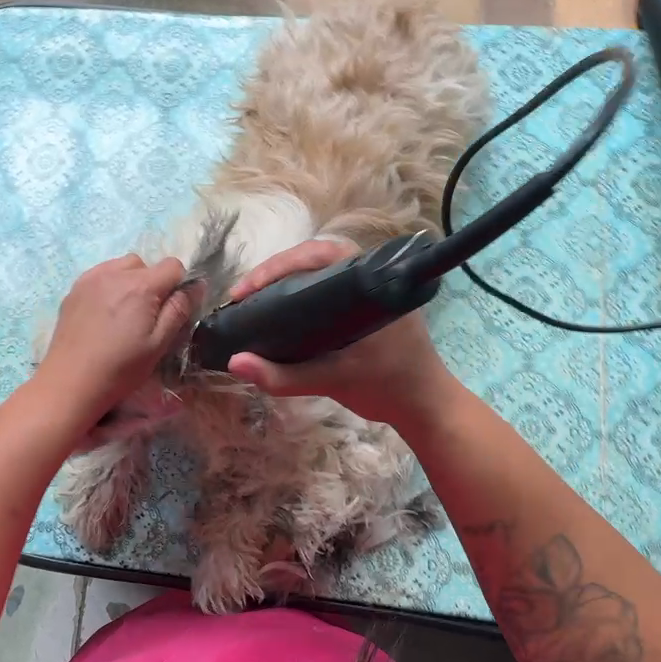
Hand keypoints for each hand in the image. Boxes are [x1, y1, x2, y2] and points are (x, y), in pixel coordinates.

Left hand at [36, 253, 199, 419]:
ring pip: (121, 266)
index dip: (178, 286)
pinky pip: (100, 275)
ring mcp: (91, 278)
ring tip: (123, 313)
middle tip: (145, 316)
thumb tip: (196, 285)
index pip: (173, 265)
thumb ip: (179, 310)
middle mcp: (115, 273)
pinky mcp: (74, 289)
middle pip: (145, 264)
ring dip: (129, 282)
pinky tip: (104, 314)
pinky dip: (109, 286)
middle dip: (152, 283)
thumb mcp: (158, 344)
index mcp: (141, 286)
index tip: (170, 310)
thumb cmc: (120, 368)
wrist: (71, 382)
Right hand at [224, 238, 455, 427]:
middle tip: (243, 295)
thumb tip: (235, 363)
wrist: (425, 408)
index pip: (319, 253)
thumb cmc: (387, 388)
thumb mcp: (331, 381)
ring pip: (318, 273)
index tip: (247, 288)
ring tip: (253, 301)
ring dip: (283, 282)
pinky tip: (277, 311)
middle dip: (274, 272)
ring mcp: (367, 292)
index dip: (278, 265)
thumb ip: (283, 376)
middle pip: (313, 258)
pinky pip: (324, 289)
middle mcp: (370, 278)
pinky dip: (297, 295)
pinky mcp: (363, 308)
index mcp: (371, 282)